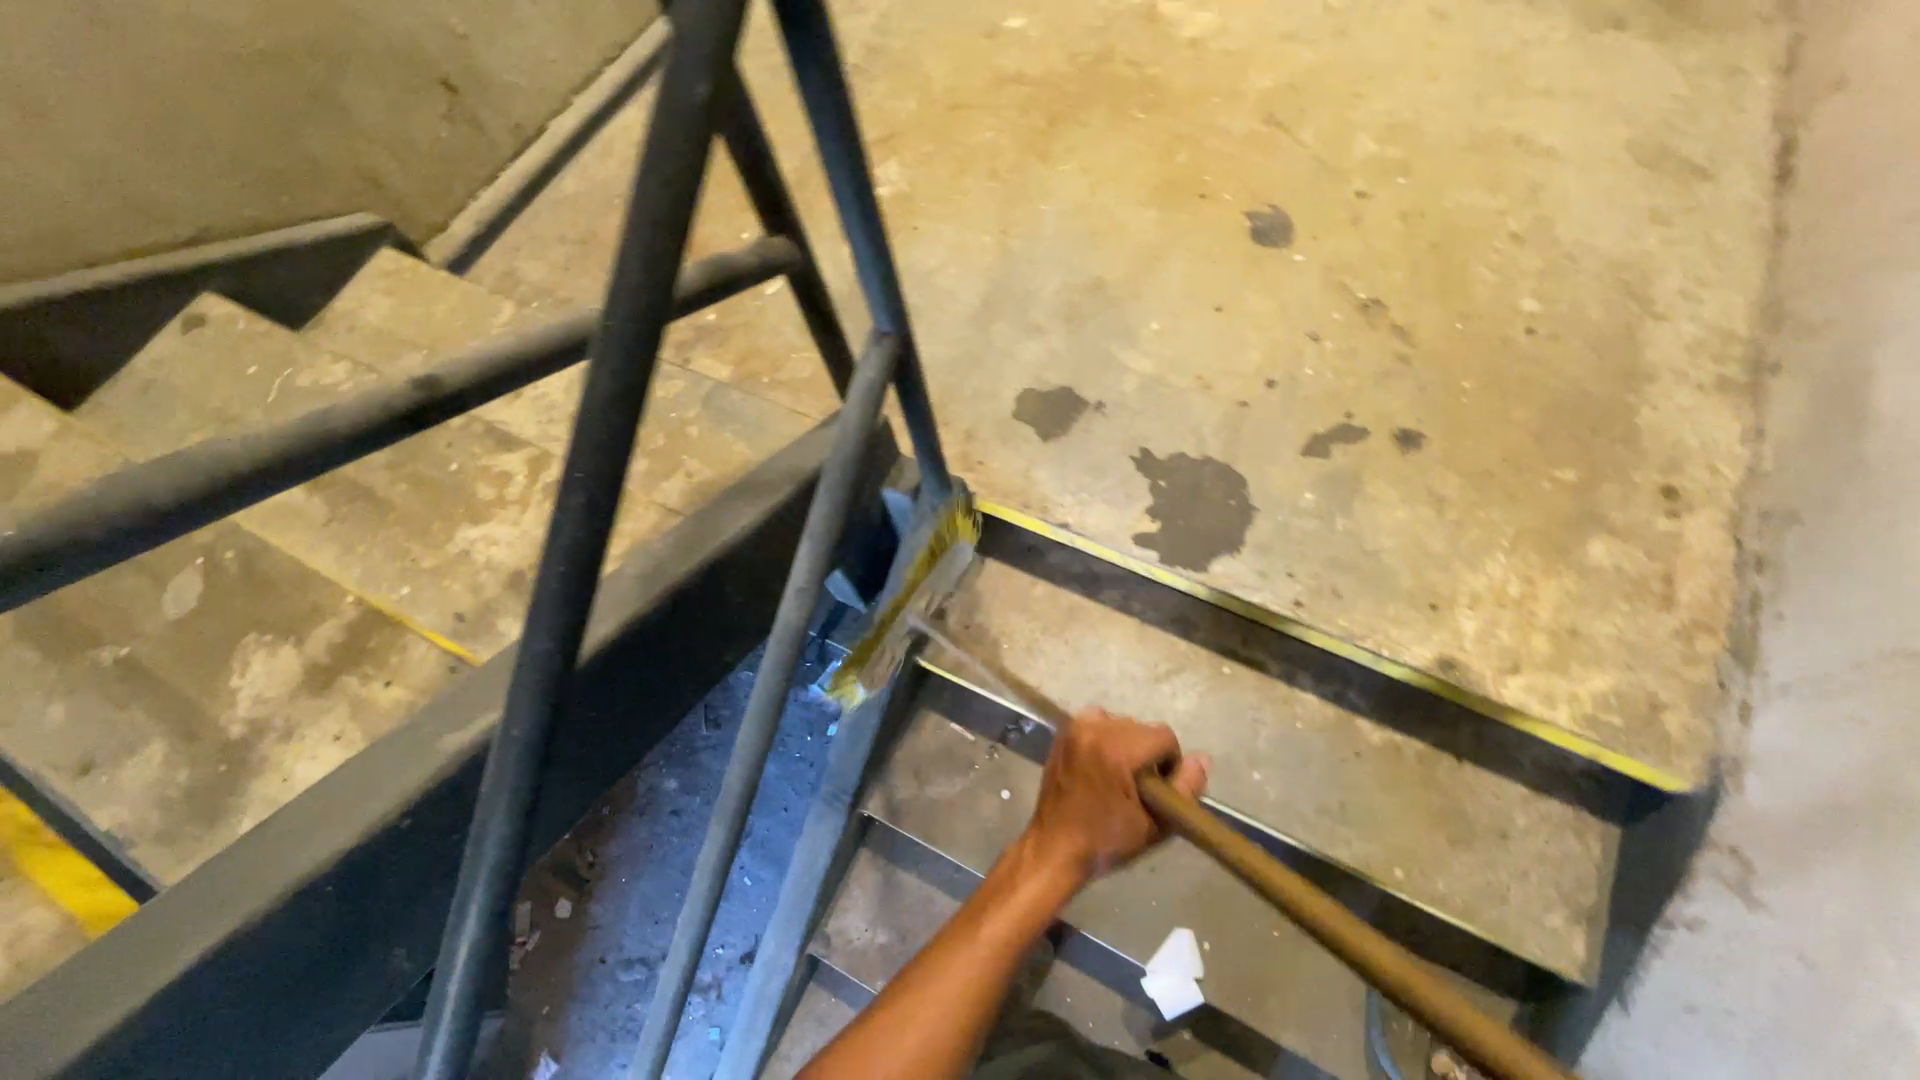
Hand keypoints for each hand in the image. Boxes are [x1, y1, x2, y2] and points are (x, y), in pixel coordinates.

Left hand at [1021, 707, 1209, 882]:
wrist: (1055, 848)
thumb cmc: (1106, 841)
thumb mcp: (1155, 823)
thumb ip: (1184, 788)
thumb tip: (1202, 758)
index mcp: (1117, 749)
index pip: (1164, 736)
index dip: (1170, 764)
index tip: (1158, 790)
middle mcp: (1095, 729)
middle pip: (1142, 728)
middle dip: (1148, 754)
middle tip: (1138, 787)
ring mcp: (1075, 728)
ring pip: (1121, 723)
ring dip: (1127, 744)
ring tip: (1119, 776)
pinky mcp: (1063, 734)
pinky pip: (1097, 722)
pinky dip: (1105, 737)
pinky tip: (1102, 764)